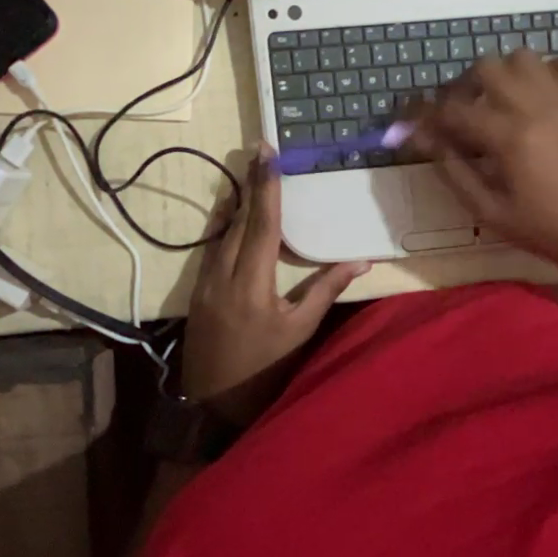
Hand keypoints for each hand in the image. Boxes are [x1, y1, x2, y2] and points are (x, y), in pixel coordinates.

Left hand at [181, 148, 368, 424]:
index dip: (267, 186)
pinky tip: (231, 214)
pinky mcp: (197, 291)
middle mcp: (223, 274)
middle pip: (238, 220)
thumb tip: (360, 260)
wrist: (213, 403)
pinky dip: (224, 226)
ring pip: (221, 232)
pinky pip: (212, 247)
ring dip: (236, 202)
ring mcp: (204, 282)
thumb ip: (326, 290)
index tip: (267, 153)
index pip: (262, 224)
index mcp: (251, 283)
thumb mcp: (300, 331)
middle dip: (251, 185)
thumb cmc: (264, 369)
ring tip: (248, 174)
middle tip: (261, 154)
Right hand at [406, 51, 557, 274]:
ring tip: (497, 102)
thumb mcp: (489, 211)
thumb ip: (454, 172)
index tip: (417, 126)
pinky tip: (538, 97)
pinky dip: (546, 72)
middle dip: (463, 87)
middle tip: (459, 114)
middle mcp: (535, 107)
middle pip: (485, 67)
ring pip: (523, 57)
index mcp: (509, 137)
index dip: (428, 116)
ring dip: (502, 74)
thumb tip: (428, 142)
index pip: (454, 110)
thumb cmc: (544, 229)